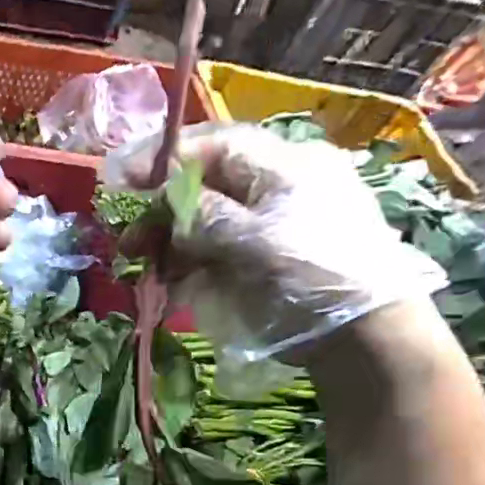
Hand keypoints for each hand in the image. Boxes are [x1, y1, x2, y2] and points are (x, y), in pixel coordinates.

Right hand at [105, 122, 445, 376]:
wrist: (361, 338)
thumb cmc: (312, 276)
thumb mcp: (254, 239)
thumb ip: (203, 214)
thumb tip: (165, 202)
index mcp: (285, 165)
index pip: (216, 145)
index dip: (166, 158)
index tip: (123, 179)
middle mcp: (275, 188)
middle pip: (204, 184)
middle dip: (160, 206)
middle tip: (126, 236)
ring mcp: (266, 226)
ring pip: (202, 220)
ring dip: (166, 238)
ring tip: (138, 259)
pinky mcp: (258, 261)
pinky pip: (210, 251)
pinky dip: (184, 261)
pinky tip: (166, 276)